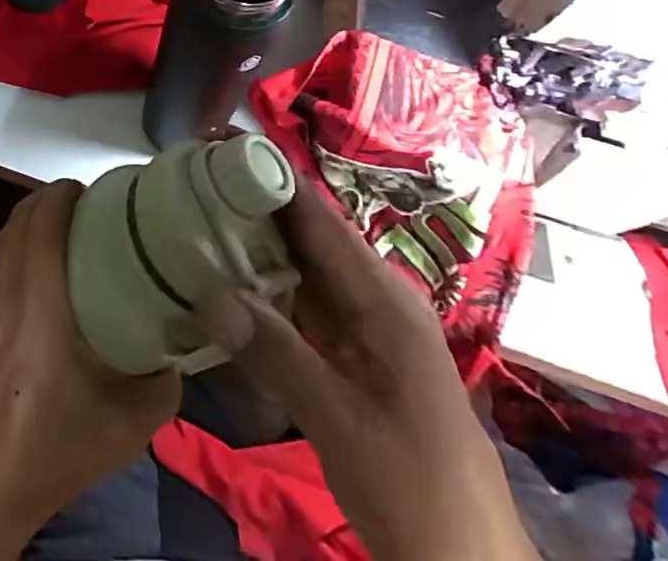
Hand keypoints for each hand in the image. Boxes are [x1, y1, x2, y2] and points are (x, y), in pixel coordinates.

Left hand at [0, 181, 180, 558]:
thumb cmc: (65, 445)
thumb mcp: (138, 417)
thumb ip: (170, 367)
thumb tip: (189, 329)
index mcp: (40, 312)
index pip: (42, 224)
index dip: (67, 195)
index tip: (99, 195)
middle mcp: (1, 299)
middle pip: (19, 220)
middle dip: (53, 200)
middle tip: (90, 209)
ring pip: (0, 239)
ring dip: (31, 223)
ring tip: (65, 230)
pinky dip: (13, 249)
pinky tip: (34, 268)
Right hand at [197, 189, 536, 560]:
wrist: (466, 553)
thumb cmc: (412, 483)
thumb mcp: (340, 422)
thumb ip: (277, 354)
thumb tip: (211, 294)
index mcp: (385, 300)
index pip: (323, 222)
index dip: (279, 181)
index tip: (229, 147)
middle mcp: (379, 300)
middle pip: (314, 241)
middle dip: (262, 210)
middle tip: (201, 183)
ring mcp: (370, 329)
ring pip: (310, 275)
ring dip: (264, 251)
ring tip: (206, 221)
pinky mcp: (359, 357)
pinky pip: (311, 311)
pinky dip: (275, 296)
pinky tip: (236, 289)